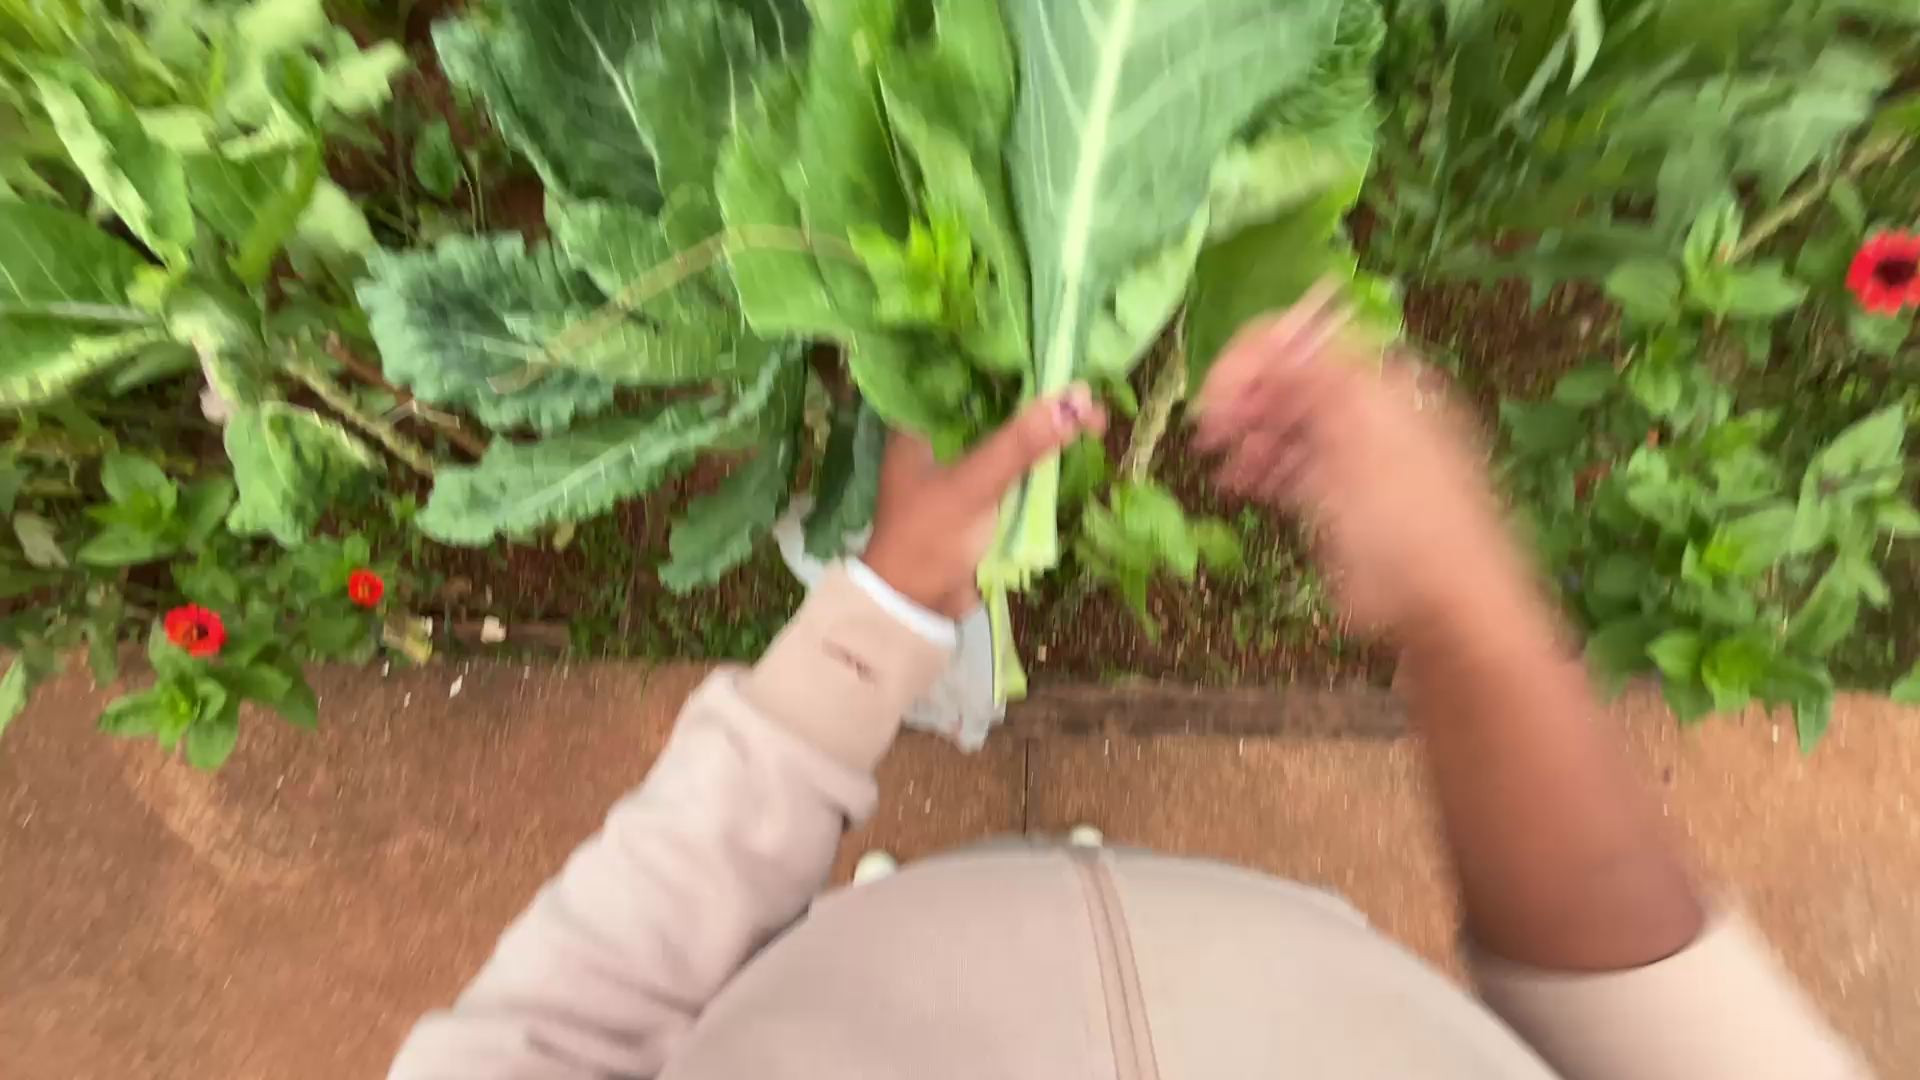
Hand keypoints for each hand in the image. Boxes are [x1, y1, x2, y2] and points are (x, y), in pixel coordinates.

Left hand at [863, 386, 1106, 618]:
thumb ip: (1021, 444)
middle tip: (1088, 396)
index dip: (1013, 363)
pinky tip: (1072, 445)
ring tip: (1093, 418)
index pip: (968, 377)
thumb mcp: (973, 486)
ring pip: (1010, 440)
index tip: (1058, 356)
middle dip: (1040, 402)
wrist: (915, 606)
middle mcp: (939, 439)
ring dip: (1046, 433)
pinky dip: (1040, 463)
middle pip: (996, 408)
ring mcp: (962, 469)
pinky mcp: (980, 496)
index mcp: (920, 425)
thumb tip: (1076, 398)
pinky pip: (1015, 470)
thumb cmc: (929, 538)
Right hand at [1193, 287, 1530, 638]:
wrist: (1443, 606)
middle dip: (1243, 399)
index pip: (1306, 343)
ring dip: (1245, 437)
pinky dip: (1258, 469)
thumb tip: (1279, 327)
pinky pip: (1287, 467)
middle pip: (1288, 384)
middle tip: (1206, 432)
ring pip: (1283, 427)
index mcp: (1379, 388)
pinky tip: (1237, 484)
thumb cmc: (1404, 524)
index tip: (1214, 392)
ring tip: (1218, 462)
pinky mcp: (1334, 498)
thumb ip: (1319, 379)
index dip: (1255, 358)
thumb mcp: (1360, 441)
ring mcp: (1348, 457)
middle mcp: (1362, 414)